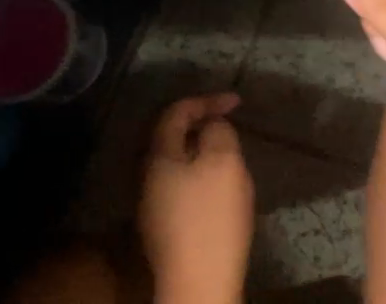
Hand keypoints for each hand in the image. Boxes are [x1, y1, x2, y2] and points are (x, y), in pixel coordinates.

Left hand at [138, 94, 253, 303]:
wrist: (199, 285)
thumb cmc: (212, 216)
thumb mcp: (223, 161)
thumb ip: (217, 132)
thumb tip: (211, 127)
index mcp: (158, 159)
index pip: (175, 113)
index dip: (206, 101)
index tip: (237, 102)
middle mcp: (148, 180)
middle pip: (172, 139)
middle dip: (202, 124)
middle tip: (231, 124)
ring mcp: (154, 207)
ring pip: (178, 164)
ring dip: (203, 150)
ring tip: (231, 153)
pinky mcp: (165, 230)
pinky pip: (182, 186)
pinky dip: (201, 174)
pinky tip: (221, 187)